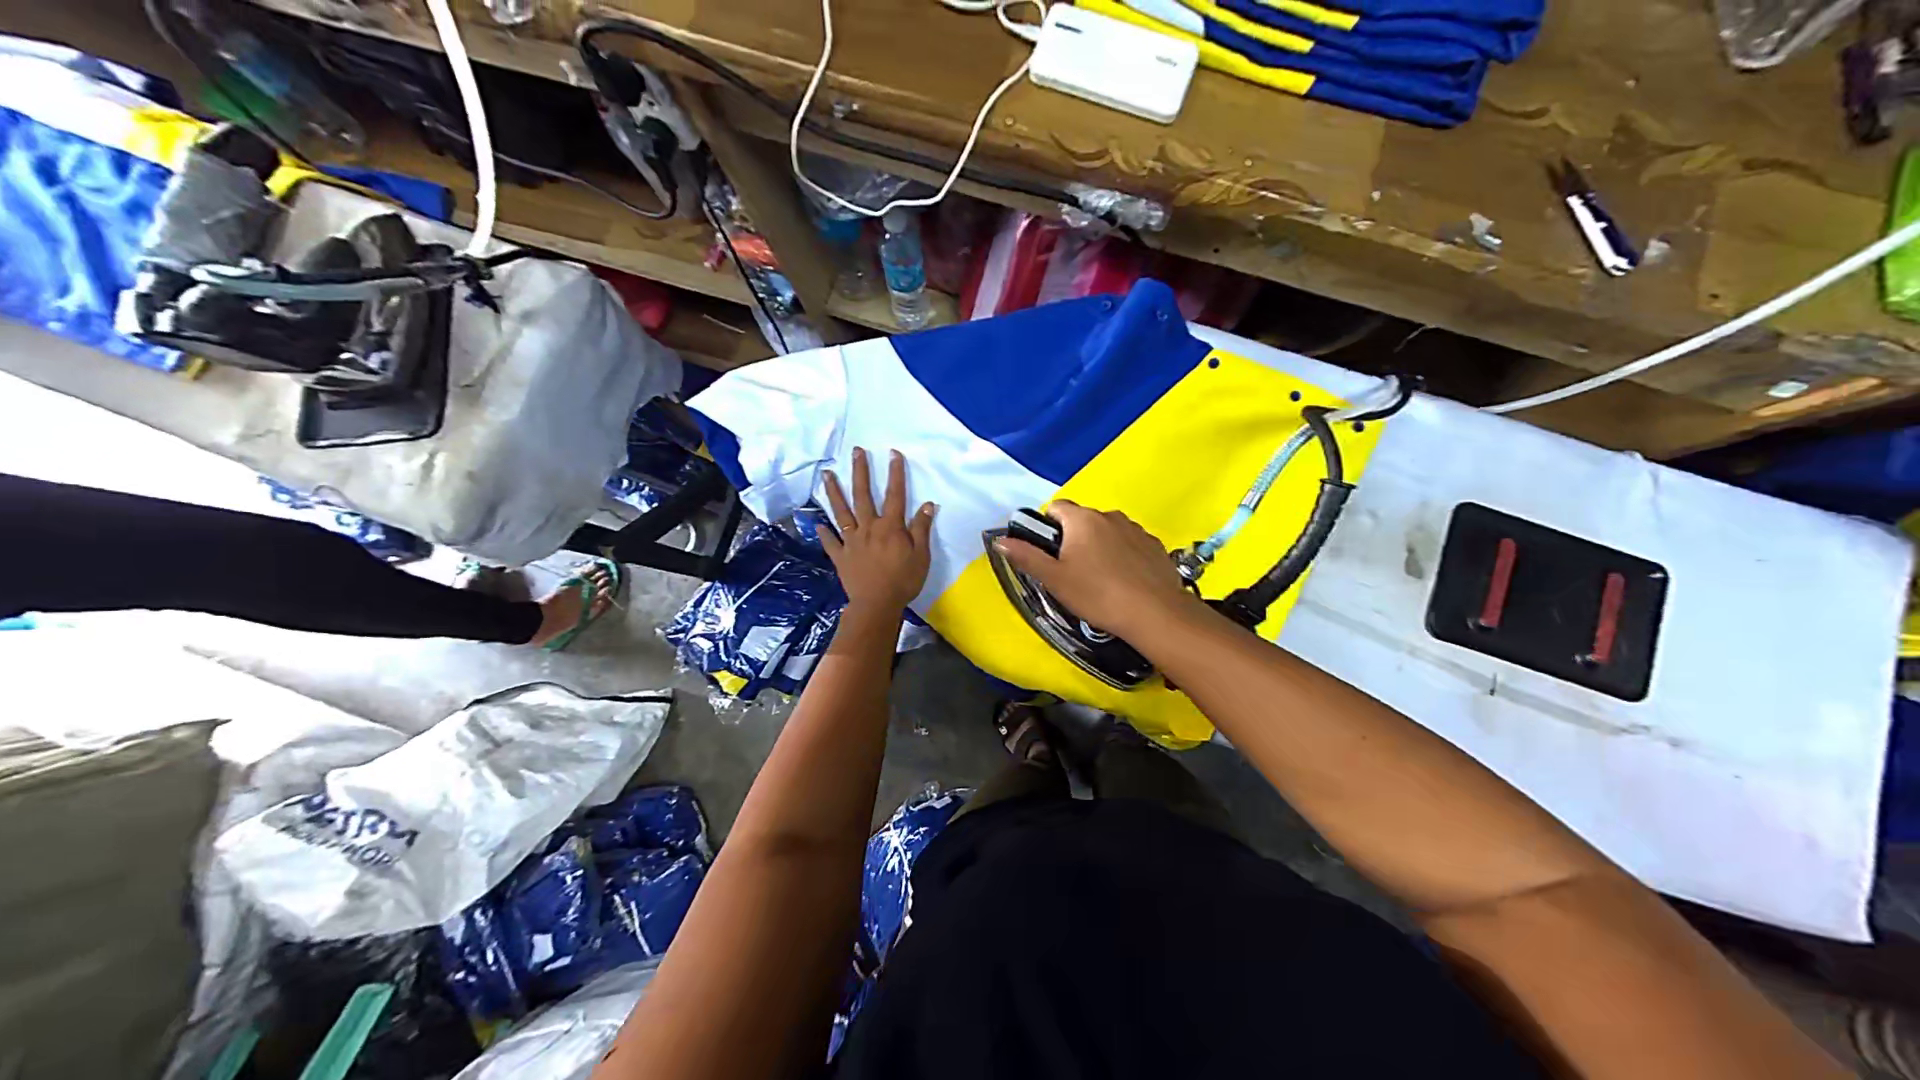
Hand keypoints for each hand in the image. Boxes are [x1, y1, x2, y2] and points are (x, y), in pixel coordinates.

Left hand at [818, 448, 936, 611]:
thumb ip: (922, 529)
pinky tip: (818, 523)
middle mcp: (868, 528)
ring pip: (841, 512)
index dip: (896, 473)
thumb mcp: (921, 555)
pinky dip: (824, 532)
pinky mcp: (840, 556)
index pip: (895, 495)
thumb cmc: (904, 580)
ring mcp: (851, 541)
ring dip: (834, 491)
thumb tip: (927, 504)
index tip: (893, 453)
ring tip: (827, 474)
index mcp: (890, 527)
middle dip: (861, 472)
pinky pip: (830, 542)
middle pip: (863, 495)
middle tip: (856, 451)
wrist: (877, 604)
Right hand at [992, 500, 1197, 639]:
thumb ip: (1026, 556)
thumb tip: (1002, 540)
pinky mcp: (1155, 546)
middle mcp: (1110, 516)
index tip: (1050, 553)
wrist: (1154, 613)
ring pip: (1108, 531)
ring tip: (1100, 579)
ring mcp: (1136, 529)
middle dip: (1075, 539)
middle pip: (1083, 520)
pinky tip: (1124, 581)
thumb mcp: (1055, 579)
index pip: (1056, 507)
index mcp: (1082, 519)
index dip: (1048, 527)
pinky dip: (1124, 556)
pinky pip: (1131, 544)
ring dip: (1101, 546)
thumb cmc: (1098, 595)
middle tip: (1072, 572)